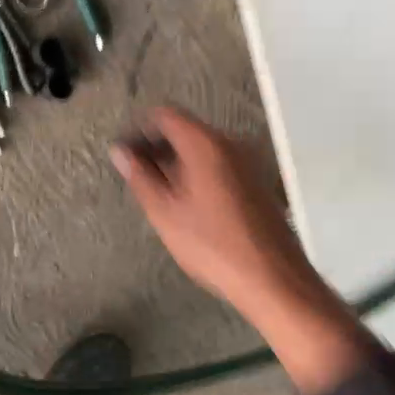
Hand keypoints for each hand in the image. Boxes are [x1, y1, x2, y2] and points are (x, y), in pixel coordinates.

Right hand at [112, 107, 372, 394]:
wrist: (274, 279)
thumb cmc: (213, 245)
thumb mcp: (165, 213)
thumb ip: (140, 176)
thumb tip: (120, 151)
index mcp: (205, 144)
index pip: (165, 115)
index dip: (140, 129)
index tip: (126, 154)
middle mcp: (230, 144)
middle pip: (185, 129)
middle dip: (157, 147)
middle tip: (137, 175)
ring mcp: (248, 162)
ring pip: (202, 148)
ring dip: (177, 162)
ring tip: (159, 194)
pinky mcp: (257, 182)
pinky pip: (219, 164)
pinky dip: (198, 173)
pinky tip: (189, 205)